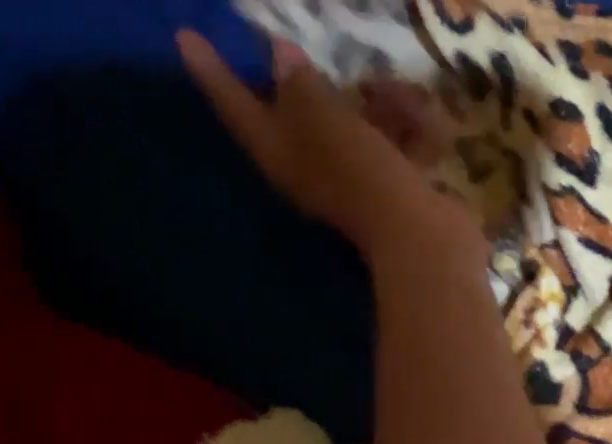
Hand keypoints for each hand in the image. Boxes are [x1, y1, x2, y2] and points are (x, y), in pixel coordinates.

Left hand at [176, 30, 472, 256]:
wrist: (424, 239)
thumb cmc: (362, 175)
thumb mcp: (324, 119)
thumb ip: (300, 84)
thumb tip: (283, 57)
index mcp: (277, 153)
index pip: (235, 103)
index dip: (211, 69)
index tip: (187, 37)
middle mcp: (309, 168)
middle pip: (296, 115)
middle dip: (308, 83)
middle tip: (302, 50)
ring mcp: (354, 181)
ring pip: (353, 129)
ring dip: (373, 105)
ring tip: (397, 88)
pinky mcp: (395, 191)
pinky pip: (392, 149)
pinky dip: (406, 132)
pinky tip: (423, 118)